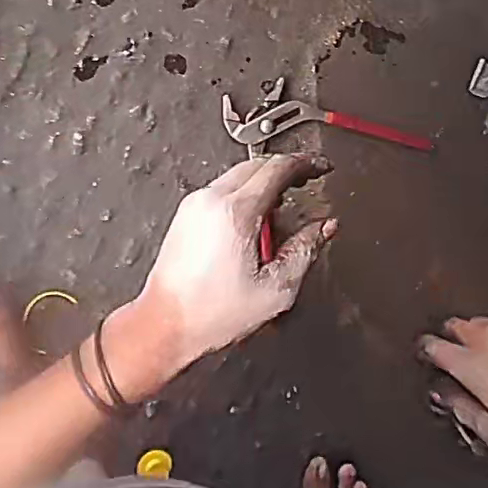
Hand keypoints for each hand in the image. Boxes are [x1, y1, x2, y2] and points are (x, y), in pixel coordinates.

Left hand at [133, 154, 336, 373]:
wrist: (164, 324)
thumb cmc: (210, 313)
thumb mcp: (275, 289)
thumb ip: (305, 250)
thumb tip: (323, 227)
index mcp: (235, 213)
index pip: (277, 168)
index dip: (305, 163)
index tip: (320, 167)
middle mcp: (211, 200)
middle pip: (257, 165)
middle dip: (286, 171)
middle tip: (306, 183)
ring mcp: (195, 205)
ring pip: (239, 175)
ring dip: (265, 185)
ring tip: (279, 219)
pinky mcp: (186, 215)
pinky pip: (222, 190)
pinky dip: (244, 196)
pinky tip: (253, 226)